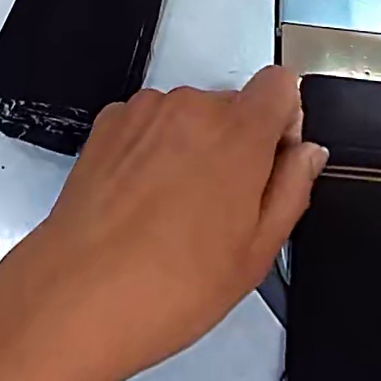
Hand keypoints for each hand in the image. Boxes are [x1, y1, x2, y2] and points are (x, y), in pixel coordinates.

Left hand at [0, 65, 327, 380]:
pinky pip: (152, 121)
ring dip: (194, 143)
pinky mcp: (111, 120)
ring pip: (192, 114)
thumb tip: (307, 152)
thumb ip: (293, 188)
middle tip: (220, 204)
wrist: (73, 297)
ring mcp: (147, 109)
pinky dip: (155, 145)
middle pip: (235, 103)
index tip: (272, 158)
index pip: (280, 83)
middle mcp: (193, 106)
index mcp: (239, 133)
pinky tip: (141, 197)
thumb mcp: (256, 253)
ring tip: (173, 207)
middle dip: (238, 141)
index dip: (284, 118)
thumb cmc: (170, 285)